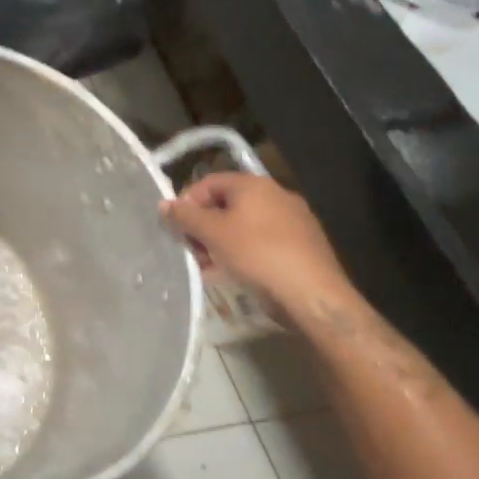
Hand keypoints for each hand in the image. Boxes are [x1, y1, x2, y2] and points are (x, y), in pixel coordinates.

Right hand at [161, 173, 353, 316]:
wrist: (314, 296)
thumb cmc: (257, 254)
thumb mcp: (211, 233)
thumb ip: (184, 216)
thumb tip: (164, 204)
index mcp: (254, 185)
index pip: (208, 183)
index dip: (187, 202)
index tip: (177, 227)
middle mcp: (277, 195)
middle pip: (226, 204)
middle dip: (204, 226)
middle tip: (193, 249)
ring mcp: (295, 220)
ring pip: (245, 224)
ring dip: (222, 241)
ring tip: (212, 265)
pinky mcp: (305, 245)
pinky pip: (264, 241)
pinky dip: (245, 251)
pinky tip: (238, 272)